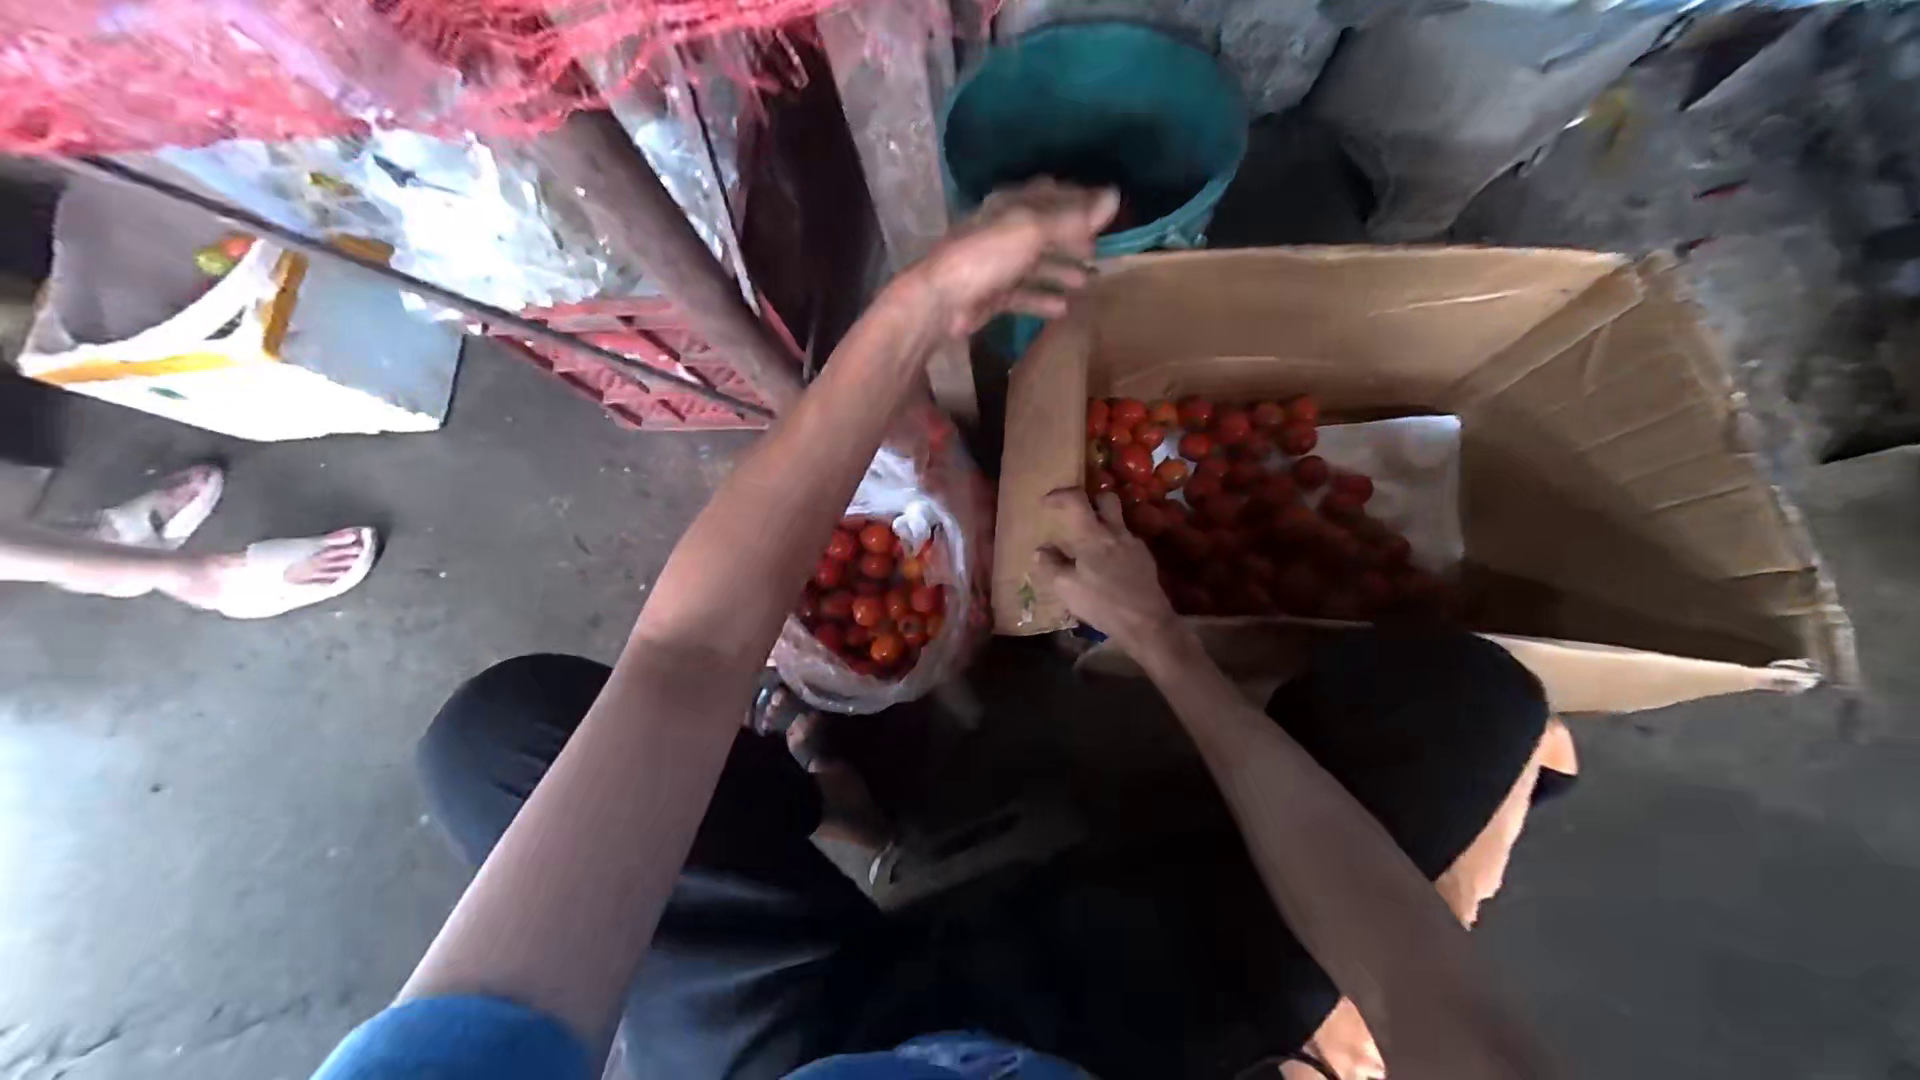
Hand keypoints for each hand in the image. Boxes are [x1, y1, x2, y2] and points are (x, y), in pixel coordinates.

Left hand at [903, 179, 1119, 336]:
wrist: (941, 300)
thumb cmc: (987, 255)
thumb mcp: (1033, 230)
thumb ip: (1073, 218)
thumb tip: (1114, 196)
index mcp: (1012, 206)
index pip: (1053, 194)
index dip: (1082, 200)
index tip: (1110, 211)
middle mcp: (1005, 231)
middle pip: (1046, 231)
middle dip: (1074, 240)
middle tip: (1102, 253)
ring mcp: (998, 265)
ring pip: (1037, 265)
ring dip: (1063, 271)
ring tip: (1088, 282)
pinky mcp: (992, 296)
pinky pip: (1024, 295)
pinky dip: (1044, 300)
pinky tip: (1064, 309)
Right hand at [1032, 487, 1183, 656]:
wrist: (1146, 623)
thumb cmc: (1102, 603)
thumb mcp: (1066, 588)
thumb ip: (1050, 565)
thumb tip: (1040, 550)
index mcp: (1093, 535)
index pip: (1076, 499)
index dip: (1059, 495)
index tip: (1046, 503)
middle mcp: (1116, 532)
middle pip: (1107, 499)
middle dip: (1091, 500)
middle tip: (1078, 516)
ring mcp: (1134, 544)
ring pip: (1119, 520)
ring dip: (1104, 524)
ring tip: (1091, 546)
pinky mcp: (1146, 559)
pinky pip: (1127, 541)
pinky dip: (1114, 545)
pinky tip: (1108, 566)